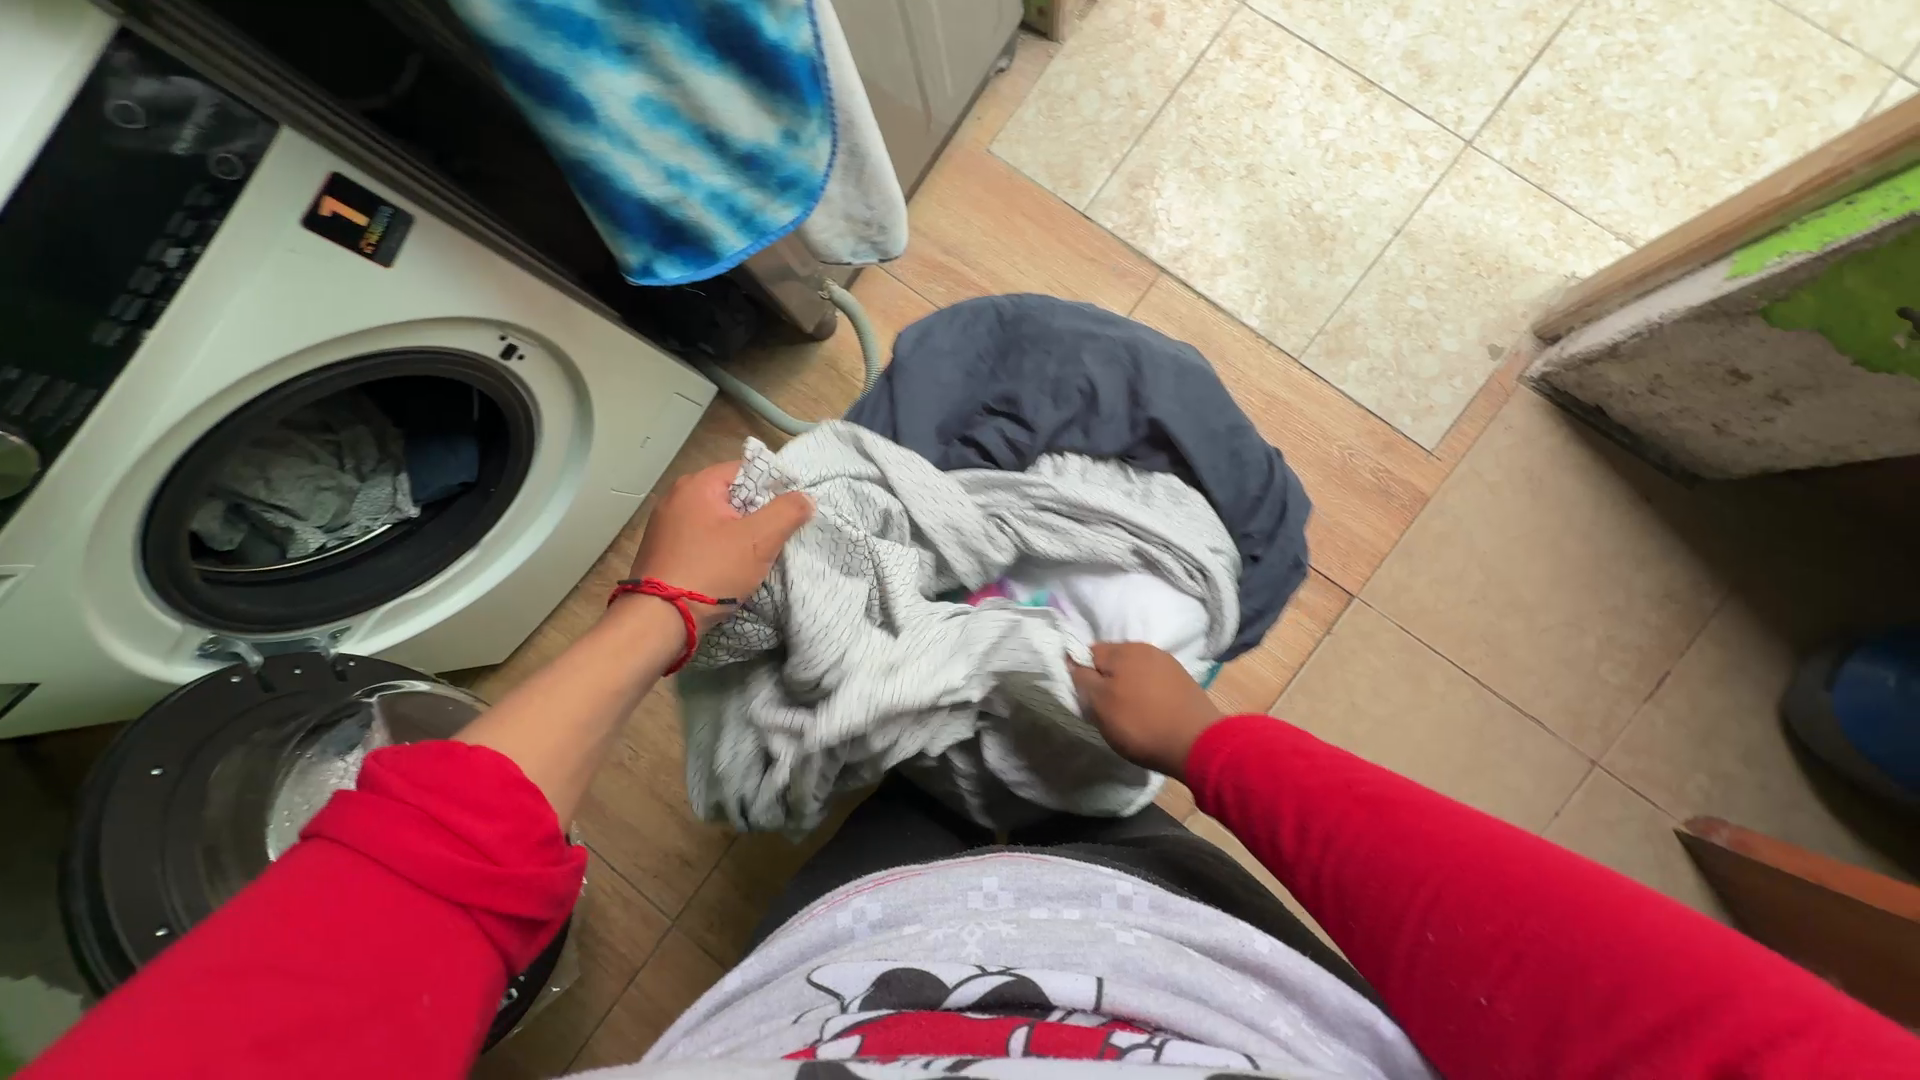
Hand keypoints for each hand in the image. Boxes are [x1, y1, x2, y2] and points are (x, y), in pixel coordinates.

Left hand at [624, 461, 813, 629]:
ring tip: (754, 555)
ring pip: (716, 519)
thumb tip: (804, 497)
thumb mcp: (759, 540)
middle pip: (731, 495)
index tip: (789, 512)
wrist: (659, 619)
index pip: (746, 470)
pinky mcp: (662, 549)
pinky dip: (717, 547)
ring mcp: (664, 524)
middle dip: (755, 513)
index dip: (773, 487)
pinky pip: (700, 538)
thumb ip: (787, 512)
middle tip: (775, 536)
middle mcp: (676, 497)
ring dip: (737, 533)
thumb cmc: (712, 571)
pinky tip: (727, 566)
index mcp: (697, 484)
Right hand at [1070, 643, 1222, 779]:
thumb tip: (1071, 661)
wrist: (1198, 744)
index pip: (1088, 653)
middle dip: (1105, 679)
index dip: (1082, 675)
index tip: (1086, 699)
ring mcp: (1167, 663)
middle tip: (1106, 708)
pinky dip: (1146, 692)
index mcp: (1122, 650)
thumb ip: (1082, 679)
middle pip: (1112, 661)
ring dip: (1127, 685)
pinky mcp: (1183, 680)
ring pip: (1133, 670)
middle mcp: (1145, 648)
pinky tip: (1150, 710)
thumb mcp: (1100, 705)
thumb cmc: (1141, 724)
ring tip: (1129, 712)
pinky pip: (1153, 680)